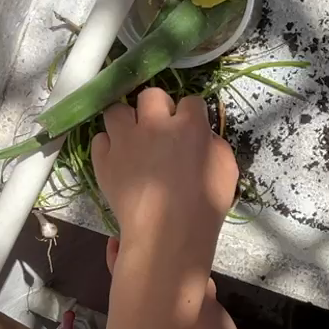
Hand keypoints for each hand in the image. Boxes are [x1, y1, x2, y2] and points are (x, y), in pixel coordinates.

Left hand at [92, 88, 236, 282]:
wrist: (168, 233)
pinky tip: (120, 158)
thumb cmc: (205, 204)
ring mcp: (125, 140)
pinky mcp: (103, 160)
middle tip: (161, 127)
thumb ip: (214, 144)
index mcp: (190, 125)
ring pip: (117, 110)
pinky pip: (100, 139)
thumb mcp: (227, 168)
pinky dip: (110, 145)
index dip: (192, 113)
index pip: (191, 101)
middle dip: (157, 106)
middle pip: (151, 95)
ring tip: (134, 137)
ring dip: (127, 120)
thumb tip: (202, 136)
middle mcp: (155, 124)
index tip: (192, 127)